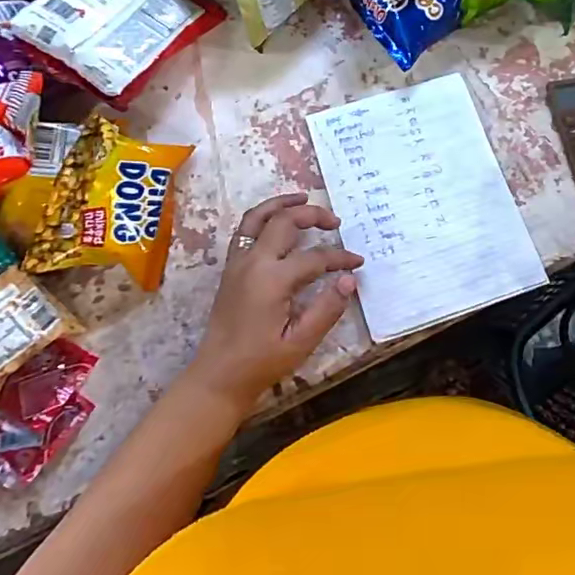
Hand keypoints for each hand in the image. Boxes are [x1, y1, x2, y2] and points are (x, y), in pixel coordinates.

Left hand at [183, 193, 362, 407]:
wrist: (218, 376)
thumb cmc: (261, 362)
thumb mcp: (300, 342)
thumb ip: (327, 309)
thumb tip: (348, 280)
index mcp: (272, 280)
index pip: (315, 258)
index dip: (339, 258)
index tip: (357, 263)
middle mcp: (253, 262)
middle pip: (284, 222)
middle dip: (313, 215)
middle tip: (335, 222)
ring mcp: (238, 262)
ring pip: (258, 217)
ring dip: (282, 204)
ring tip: (304, 198)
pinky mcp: (230, 268)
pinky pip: (245, 229)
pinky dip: (264, 216)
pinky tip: (278, 220)